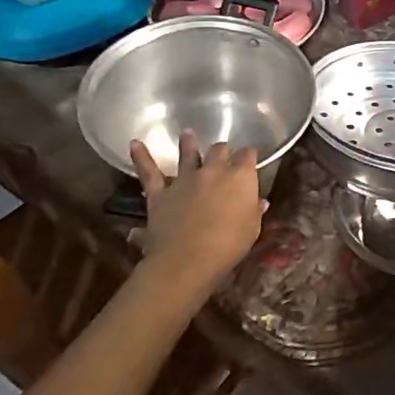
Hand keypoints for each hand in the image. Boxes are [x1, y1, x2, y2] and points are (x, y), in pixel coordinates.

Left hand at [128, 131, 264, 291]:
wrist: (187, 260)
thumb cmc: (229, 244)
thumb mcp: (251, 228)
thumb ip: (254, 211)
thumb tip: (260, 202)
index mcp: (241, 176)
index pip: (248, 155)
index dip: (249, 157)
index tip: (250, 160)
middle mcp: (214, 170)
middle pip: (220, 151)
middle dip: (224, 151)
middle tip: (224, 154)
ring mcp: (185, 180)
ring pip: (188, 155)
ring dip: (188, 144)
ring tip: (187, 134)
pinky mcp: (160, 194)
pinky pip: (149, 174)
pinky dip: (141, 157)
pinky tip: (135, 143)